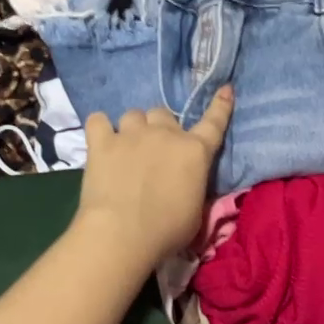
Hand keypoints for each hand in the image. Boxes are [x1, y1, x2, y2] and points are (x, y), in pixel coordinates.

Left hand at [75, 87, 233, 262]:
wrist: (122, 234)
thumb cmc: (167, 231)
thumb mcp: (196, 211)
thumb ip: (192, 186)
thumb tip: (184, 182)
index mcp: (195, 152)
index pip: (214, 122)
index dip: (220, 106)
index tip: (225, 89)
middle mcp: (165, 134)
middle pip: (164, 114)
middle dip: (161, 128)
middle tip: (155, 151)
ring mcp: (131, 135)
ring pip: (134, 114)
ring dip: (133, 128)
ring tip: (126, 148)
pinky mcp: (101, 142)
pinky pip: (98, 120)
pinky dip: (100, 128)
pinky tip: (99, 140)